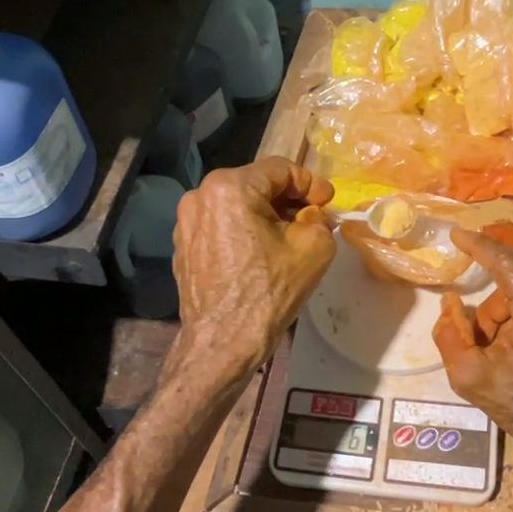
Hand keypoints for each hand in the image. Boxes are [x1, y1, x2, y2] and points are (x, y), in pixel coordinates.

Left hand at [173, 158, 335, 372]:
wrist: (223, 341)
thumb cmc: (269, 290)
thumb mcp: (314, 248)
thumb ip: (320, 219)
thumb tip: (313, 215)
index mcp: (230, 187)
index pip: (281, 169)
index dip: (311, 183)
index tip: (329, 202)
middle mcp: (200, 196)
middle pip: (257, 186)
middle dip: (289, 200)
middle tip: (314, 220)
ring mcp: (186, 223)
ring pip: (238, 206)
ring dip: (267, 216)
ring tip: (290, 239)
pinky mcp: (183, 247)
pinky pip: (222, 227)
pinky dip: (245, 233)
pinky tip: (263, 255)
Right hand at [432, 224, 512, 450]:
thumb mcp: (467, 375)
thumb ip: (450, 332)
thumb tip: (452, 301)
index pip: (509, 263)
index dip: (480, 245)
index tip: (458, 235)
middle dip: (509, 234)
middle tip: (483, 233)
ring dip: (510, 286)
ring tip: (488, 331)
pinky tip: (506, 328)